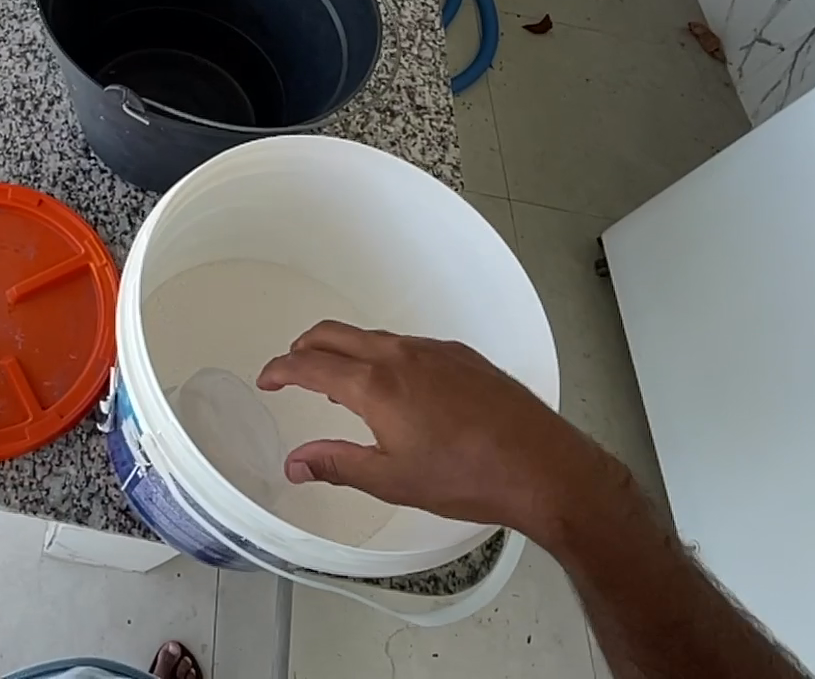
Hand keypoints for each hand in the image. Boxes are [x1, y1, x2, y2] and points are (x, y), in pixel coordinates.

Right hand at [256, 320, 628, 543]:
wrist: (547, 468)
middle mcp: (398, 355)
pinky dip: (381, 352)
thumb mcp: (393, 480)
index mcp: (374, 385)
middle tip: (293, 369)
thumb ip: (337, 464)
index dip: (280, 369)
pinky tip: (397, 384)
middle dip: (304, 347)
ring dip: (343, 349)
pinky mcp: (460, 354)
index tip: (267, 378)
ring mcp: (432, 350)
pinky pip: (406, 342)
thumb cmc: (469, 478)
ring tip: (341, 380)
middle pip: (333, 334)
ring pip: (370, 335)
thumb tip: (294, 463)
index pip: (310, 365)